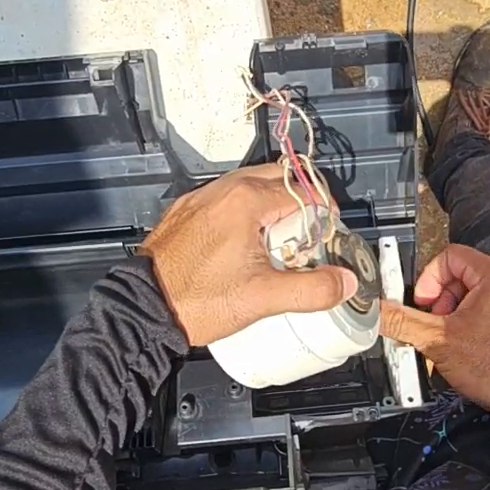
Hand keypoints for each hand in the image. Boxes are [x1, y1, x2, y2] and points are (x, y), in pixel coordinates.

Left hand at [144, 164, 357, 345]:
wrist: (145, 309)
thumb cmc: (196, 299)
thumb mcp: (264, 299)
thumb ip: (312, 289)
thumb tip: (344, 283)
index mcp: (245, 201)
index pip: (303, 191)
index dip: (324, 211)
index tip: (330, 231)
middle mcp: (222, 191)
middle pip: (278, 180)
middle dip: (301, 202)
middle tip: (310, 234)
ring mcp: (200, 200)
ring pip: (249, 187)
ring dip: (272, 206)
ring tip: (280, 241)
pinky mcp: (185, 213)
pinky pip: (225, 200)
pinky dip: (244, 212)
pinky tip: (246, 244)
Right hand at [380, 244, 489, 418]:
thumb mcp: (437, 341)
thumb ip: (402, 321)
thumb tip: (378, 311)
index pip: (449, 255)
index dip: (428, 278)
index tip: (423, 303)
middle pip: (458, 275)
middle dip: (439, 299)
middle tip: (434, 323)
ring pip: (470, 294)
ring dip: (451, 313)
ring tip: (447, 339)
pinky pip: (485, 309)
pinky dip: (467, 322)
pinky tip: (462, 347)